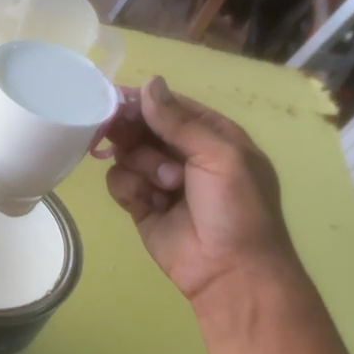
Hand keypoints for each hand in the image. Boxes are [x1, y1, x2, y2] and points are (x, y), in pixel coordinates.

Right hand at [102, 75, 297, 301]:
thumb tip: (149, 82)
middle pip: (143, 128)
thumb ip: (178, 121)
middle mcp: (185, 154)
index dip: (144, 101)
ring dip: (141, 166)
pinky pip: (120, 183)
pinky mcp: (141, 206)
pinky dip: (129, 189)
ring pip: (128, 154)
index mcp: (212, 136)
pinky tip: (147, 203)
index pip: (170, 106)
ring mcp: (160, 181)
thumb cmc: (237, 207)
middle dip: (135, 133)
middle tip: (124, 138)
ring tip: (164, 186)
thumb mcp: (218, 155)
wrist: (230, 270)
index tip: (116, 100)